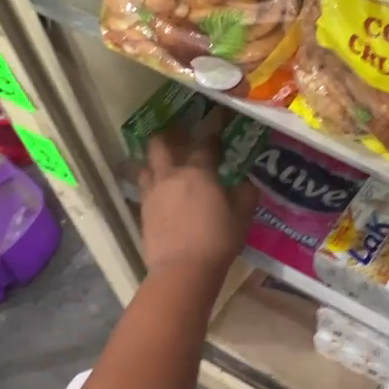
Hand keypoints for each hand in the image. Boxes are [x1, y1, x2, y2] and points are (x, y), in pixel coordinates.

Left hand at [137, 114, 256, 275]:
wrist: (183, 269)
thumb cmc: (218, 238)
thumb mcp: (243, 214)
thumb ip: (245, 193)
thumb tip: (244, 183)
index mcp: (198, 171)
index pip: (206, 142)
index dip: (214, 129)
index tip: (218, 119)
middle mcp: (170, 175)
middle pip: (160, 144)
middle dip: (169, 135)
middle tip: (180, 135)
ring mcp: (152, 193)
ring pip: (145, 165)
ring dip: (154, 160)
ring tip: (164, 163)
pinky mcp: (143, 212)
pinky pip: (144, 189)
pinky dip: (152, 184)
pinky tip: (162, 192)